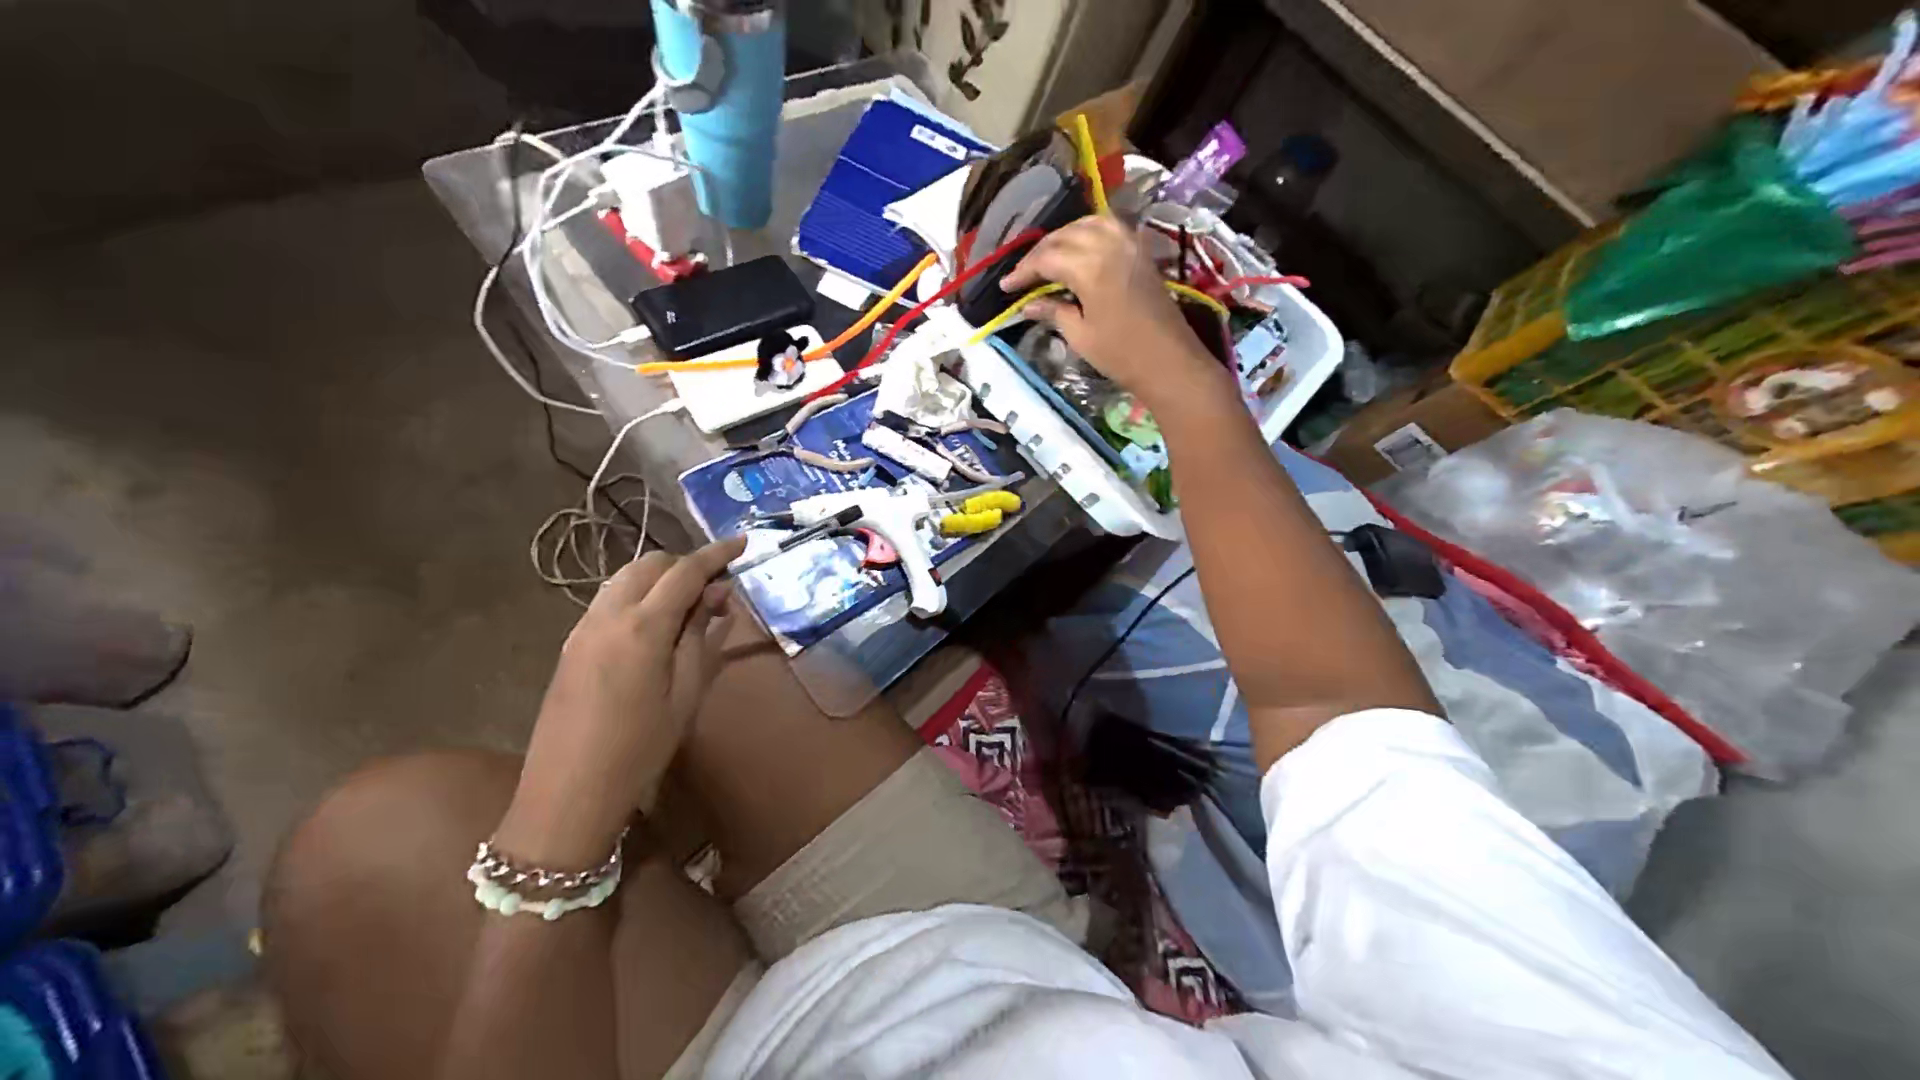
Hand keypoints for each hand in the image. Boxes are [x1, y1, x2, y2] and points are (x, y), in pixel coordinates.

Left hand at [496, 538, 745, 863]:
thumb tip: (717, 595)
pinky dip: (638, 596)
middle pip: (650, 565)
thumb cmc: (640, 749)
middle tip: (716, 589)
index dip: (716, 554)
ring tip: (688, 606)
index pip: (685, 572)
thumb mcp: (685, 694)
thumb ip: (700, 637)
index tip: (742, 542)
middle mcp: (607, 615)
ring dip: (659, 578)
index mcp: (642, 627)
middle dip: (685, 564)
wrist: (567, 794)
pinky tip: (655, 626)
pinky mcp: (570, 644)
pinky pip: (609, 600)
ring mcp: (582, 627)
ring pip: (625, 578)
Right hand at [999, 216, 1225, 409]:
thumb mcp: (1080, 335)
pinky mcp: (1142, 252)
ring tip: (1051, 255)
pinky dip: (1091, 232)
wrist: (1170, 362)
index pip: (1046, 259)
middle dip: (1040, 252)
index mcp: (1090, 267)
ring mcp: (1129, 245)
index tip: (1006, 286)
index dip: (1023, 272)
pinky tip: (1082, 247)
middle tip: (1024, 273)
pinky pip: (1111, 228)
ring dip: (1065, 236)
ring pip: (1088, 224)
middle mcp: (1109, 245)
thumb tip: (1029, 305)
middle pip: (1064, 236)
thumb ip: (1054, 312)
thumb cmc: (1122, 354)